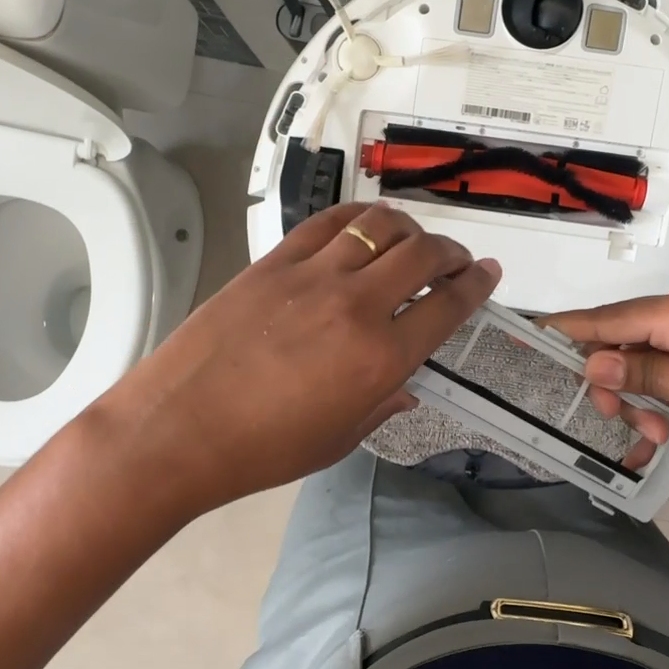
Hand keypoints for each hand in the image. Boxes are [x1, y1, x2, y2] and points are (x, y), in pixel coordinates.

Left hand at [92, 203, 498, 512]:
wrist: (178, 429)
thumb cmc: (262, 450)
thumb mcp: (338, 440)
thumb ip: (382, 405)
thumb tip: (406, 387)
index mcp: (381, 359)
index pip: (448, 307)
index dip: (477, 286)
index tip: (489, 274)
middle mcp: (357, 306)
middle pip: (423, 256)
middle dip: (451, 254)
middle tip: (456, 262)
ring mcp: (313, 276)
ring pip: (379, 227)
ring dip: (409, 229)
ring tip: (413, 241)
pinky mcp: (274, 262)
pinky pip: (328, 222)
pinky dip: (358, 218)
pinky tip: (364, 227)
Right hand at [543, 289, 668, 452]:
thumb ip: (648, 373)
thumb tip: (594, 360)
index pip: (612, 317)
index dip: (569, 329)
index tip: (529, 334)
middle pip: (627, 344)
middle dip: (613, 383)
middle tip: (617, 421)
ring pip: (650, 366)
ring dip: (641, 401)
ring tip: (652, 436)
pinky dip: (664, 404)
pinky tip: (661, 433)